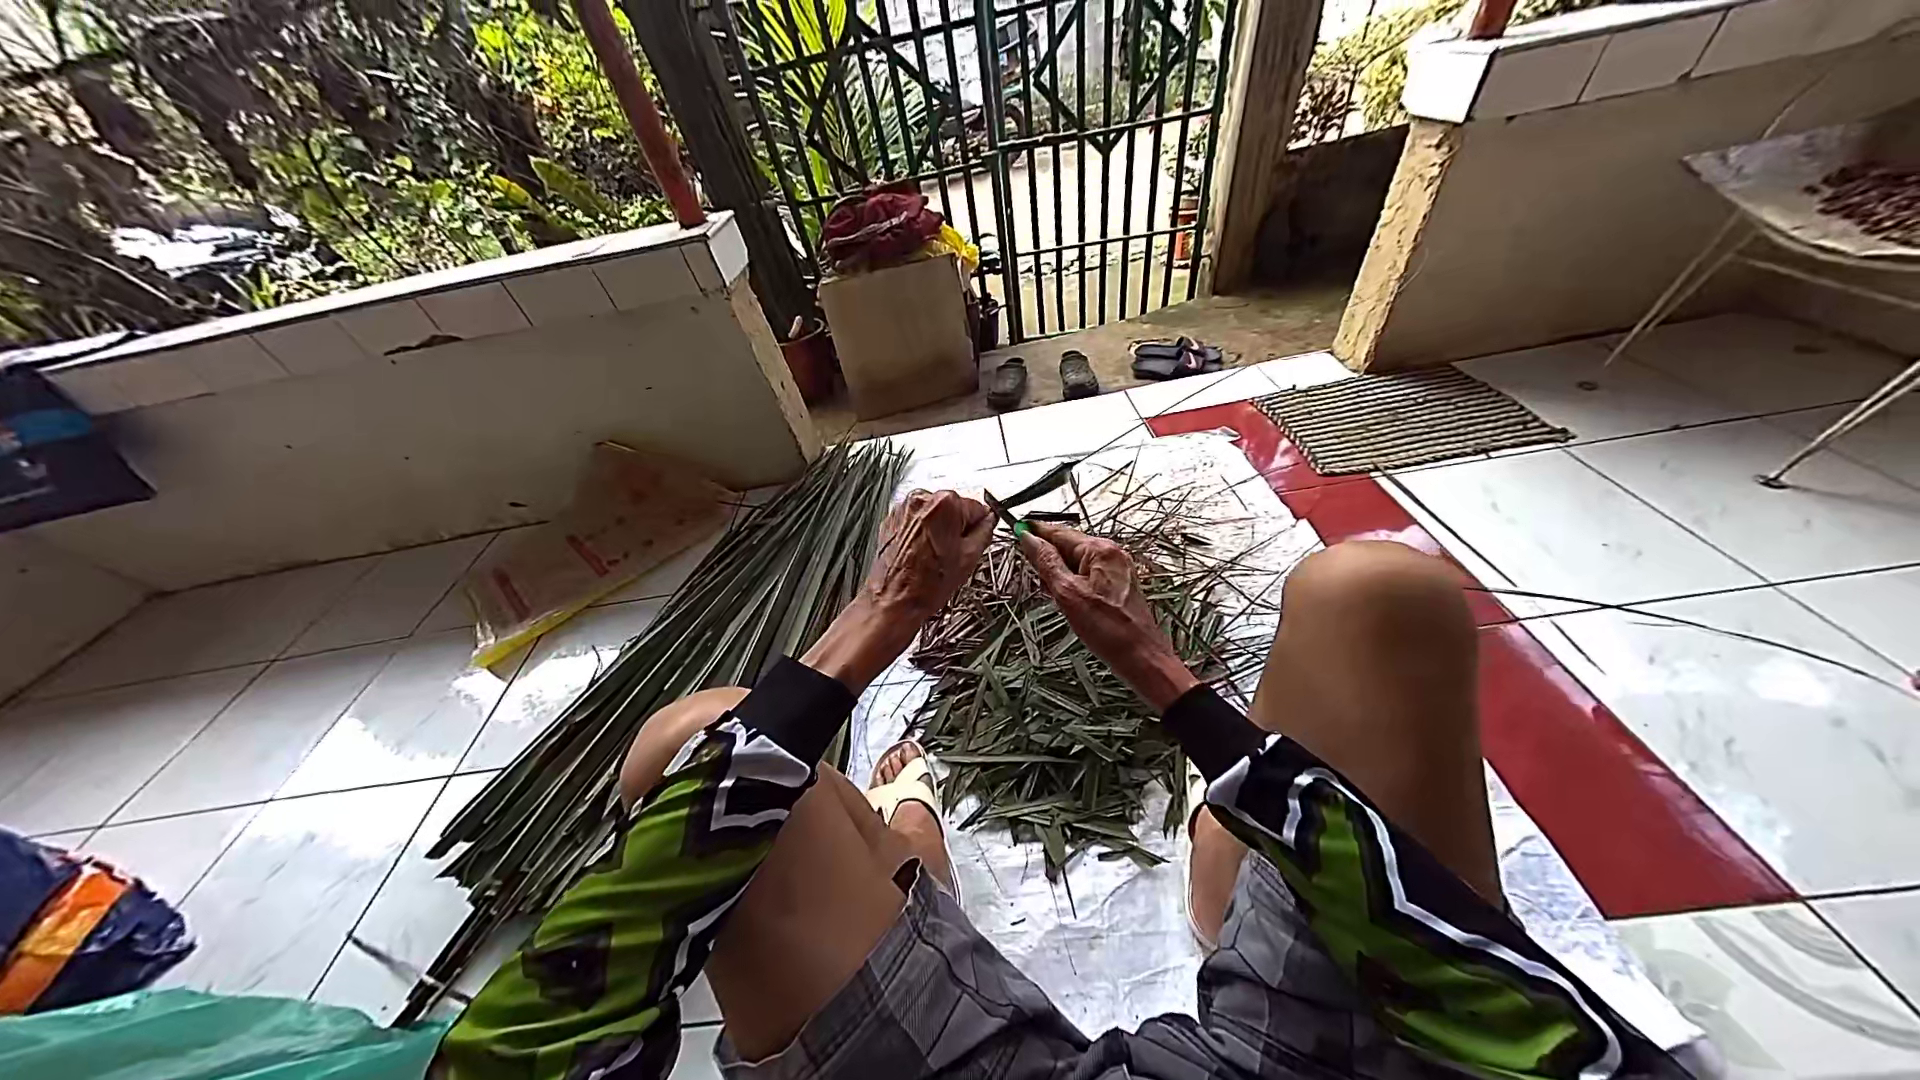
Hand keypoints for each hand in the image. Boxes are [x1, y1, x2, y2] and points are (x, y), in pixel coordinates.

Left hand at [861, 489, 996, 620]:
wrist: (895, 600)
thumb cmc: (926, 584)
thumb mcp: (970, 558)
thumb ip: (985, 532)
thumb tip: (988, 521)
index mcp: (946, 504)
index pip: (976, 507)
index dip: (978, 526)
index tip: (975, 539)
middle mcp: (922, 500)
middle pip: (953, 508)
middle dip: (957, 528)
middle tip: (954, 553)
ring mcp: (903, 509)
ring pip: (934, 514)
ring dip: (939, 530)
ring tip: (935, 556)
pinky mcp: (892, 520)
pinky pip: (916, 521)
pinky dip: (922, 533)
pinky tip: (922, 554)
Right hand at [1017, 521, 1198, 711]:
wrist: (1140, 657)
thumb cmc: (1110, 630)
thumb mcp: (1067, 593)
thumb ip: (1046, 562)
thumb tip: (1029, 539)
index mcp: (1101, 550)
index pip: (1059, 532)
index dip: (1035, 533)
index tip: (1017, 531)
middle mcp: (1112, 554)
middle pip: (1068, 545)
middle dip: (1048, 559)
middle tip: (1034, 576)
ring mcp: (1117, 569)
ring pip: (1077, 562)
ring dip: (1059, 574)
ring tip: (1053, 595)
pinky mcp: (1117, 585)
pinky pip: (1087, 575)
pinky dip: (1072, 583)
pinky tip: (1068, 601)